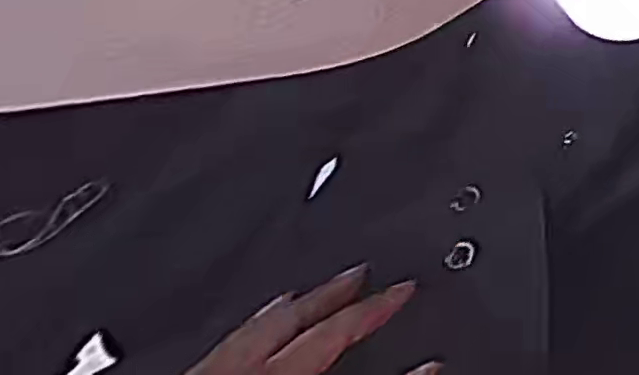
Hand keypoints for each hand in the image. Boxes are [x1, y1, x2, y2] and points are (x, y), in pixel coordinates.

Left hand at [185, 264, 435, 374]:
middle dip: (333, 295)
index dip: (378, 310)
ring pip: (244, 335)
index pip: (338, 333)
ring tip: (303, 294)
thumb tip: (428, 370)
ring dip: (284, 312)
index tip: (405, 290)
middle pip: (291, 323)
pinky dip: (241, 335)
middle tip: (363, 274)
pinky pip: (211, 355)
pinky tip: (245, 334)